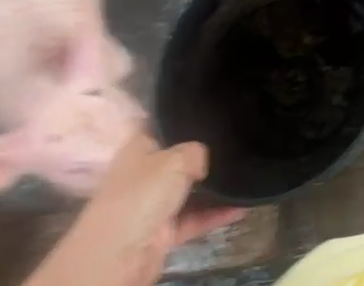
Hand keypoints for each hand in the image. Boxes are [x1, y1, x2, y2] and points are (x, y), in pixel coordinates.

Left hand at [26, 135, 245, 285]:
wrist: (117, 256)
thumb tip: (205, 161)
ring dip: (215, 186)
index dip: (186, 116)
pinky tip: (244, 205)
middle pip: (180, 158)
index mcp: (140, 147)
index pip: (164, 124)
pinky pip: (196, 217)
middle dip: (206, 152)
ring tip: (247, 170)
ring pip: (190, 190)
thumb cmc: (142, 193)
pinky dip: (217, 213)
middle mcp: (146, 172)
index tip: (216, 108)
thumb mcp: (176, 158)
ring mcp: (154, 204)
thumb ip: (197, 151)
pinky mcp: (163, 231)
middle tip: (240, 138)